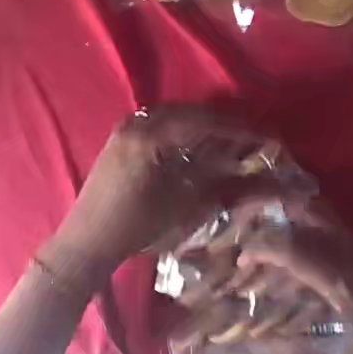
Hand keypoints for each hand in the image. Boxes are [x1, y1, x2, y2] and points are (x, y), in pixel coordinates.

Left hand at [45, 107, 273, 279]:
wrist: (88, 240)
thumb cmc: (136, 225)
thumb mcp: (183, 204)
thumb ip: (216, 180)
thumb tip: (251, 169)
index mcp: (151, 136)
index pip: (203, 122)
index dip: (237, 128)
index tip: (263, 135)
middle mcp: (136, 123)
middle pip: (189, 113)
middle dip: (222, 122)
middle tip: (250, 134)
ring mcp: (125, 128)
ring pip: (173, 115)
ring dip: (201, 124)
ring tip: (228, 138)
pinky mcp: (119, 139)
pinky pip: (157, 123)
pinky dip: (181, 129)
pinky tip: (195, 144)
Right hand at [219, 206, 352, 353]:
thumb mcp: (337, 353)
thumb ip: (287, 348)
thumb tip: (243, 348)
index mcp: (339, 276)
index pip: (290, 247)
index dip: (258, 248)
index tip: (239, 259)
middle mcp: (347, 246)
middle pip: (304, 207)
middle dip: (269, 206)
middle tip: (242, 219)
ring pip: (317, 205)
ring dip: (285, 207)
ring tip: (259, 219)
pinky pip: (328, 216)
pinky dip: (302, 215)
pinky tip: (289, 231)